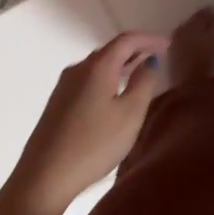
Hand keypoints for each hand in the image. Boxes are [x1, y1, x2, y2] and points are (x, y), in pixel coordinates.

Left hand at [9, 31, 170, 214]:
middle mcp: (77, 69)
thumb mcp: (129, 114)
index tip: (168, 44)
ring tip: (140, 72)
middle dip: (135, 50)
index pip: (126, 40)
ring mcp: (64, 86)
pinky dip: (107, 78)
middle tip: (158, 56)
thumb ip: (143, 83)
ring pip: (97, 66)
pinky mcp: (58, 104)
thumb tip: (149, 61)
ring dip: (120, 65)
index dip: (149, 39)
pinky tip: (115, 93)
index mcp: (97, 67)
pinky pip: (88, 80)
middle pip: (110, 50)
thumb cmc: (94, 144)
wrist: (45, 175)